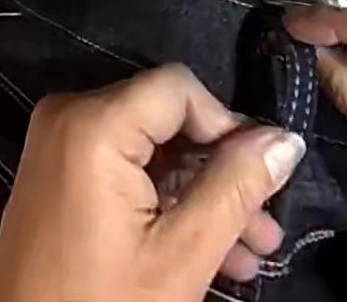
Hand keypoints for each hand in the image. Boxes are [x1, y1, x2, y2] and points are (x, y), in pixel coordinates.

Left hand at [0, 63, 307, 301]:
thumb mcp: (180, 258)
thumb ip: (236, 187)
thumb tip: (285, 139)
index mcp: (93, 122)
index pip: (180, 88)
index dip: (227, 125)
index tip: (262, 174)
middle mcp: (72, 113)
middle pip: (168, 118)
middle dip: (221, 170)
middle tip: (265, 221)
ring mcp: (62, 141)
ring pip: (153, 146)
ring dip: (201, 192)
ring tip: (250, 249)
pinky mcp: (61, 169)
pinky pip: (127, 164)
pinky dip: (166, 197)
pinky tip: (210, 247)